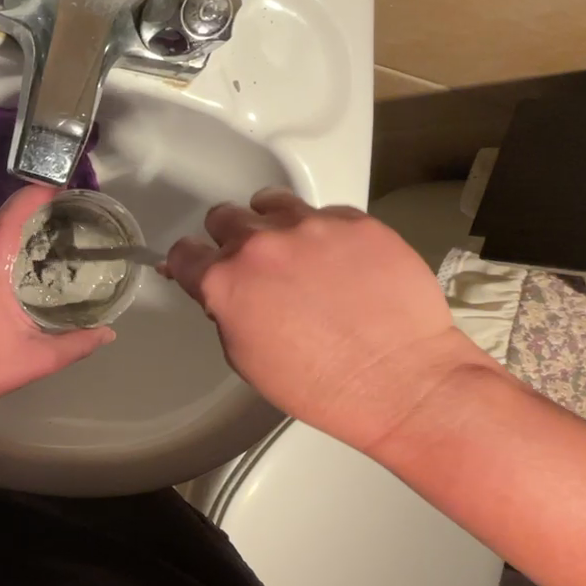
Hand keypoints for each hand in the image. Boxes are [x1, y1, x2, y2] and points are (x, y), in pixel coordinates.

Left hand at [0, 185, 115, 404]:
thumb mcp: (43, 357)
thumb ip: (80, 342)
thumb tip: (110, 331)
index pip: (6, 223)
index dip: (29, 200)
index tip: (55, 187)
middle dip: (25, 202)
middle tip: (59, 197)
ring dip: (13, 216)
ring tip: (46, 211)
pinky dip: (4, 232)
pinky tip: (25, 239)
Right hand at [162, 187, 492, 452]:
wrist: (401, 382)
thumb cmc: (320, 383)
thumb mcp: (244, 356)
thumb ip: (225, 311)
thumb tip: (222, 293)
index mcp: (224, 281)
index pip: (183, 252)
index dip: (189, 262)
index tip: (200, 267)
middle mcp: (260, 245)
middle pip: (222, 217)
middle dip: (229, 238)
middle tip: (251, 263)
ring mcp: (310, 227)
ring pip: (270, 202)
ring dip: (271, 222)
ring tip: (293, 249)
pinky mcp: (357, 223)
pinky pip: (325, 213)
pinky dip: (323, 232)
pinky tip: (339, 262)